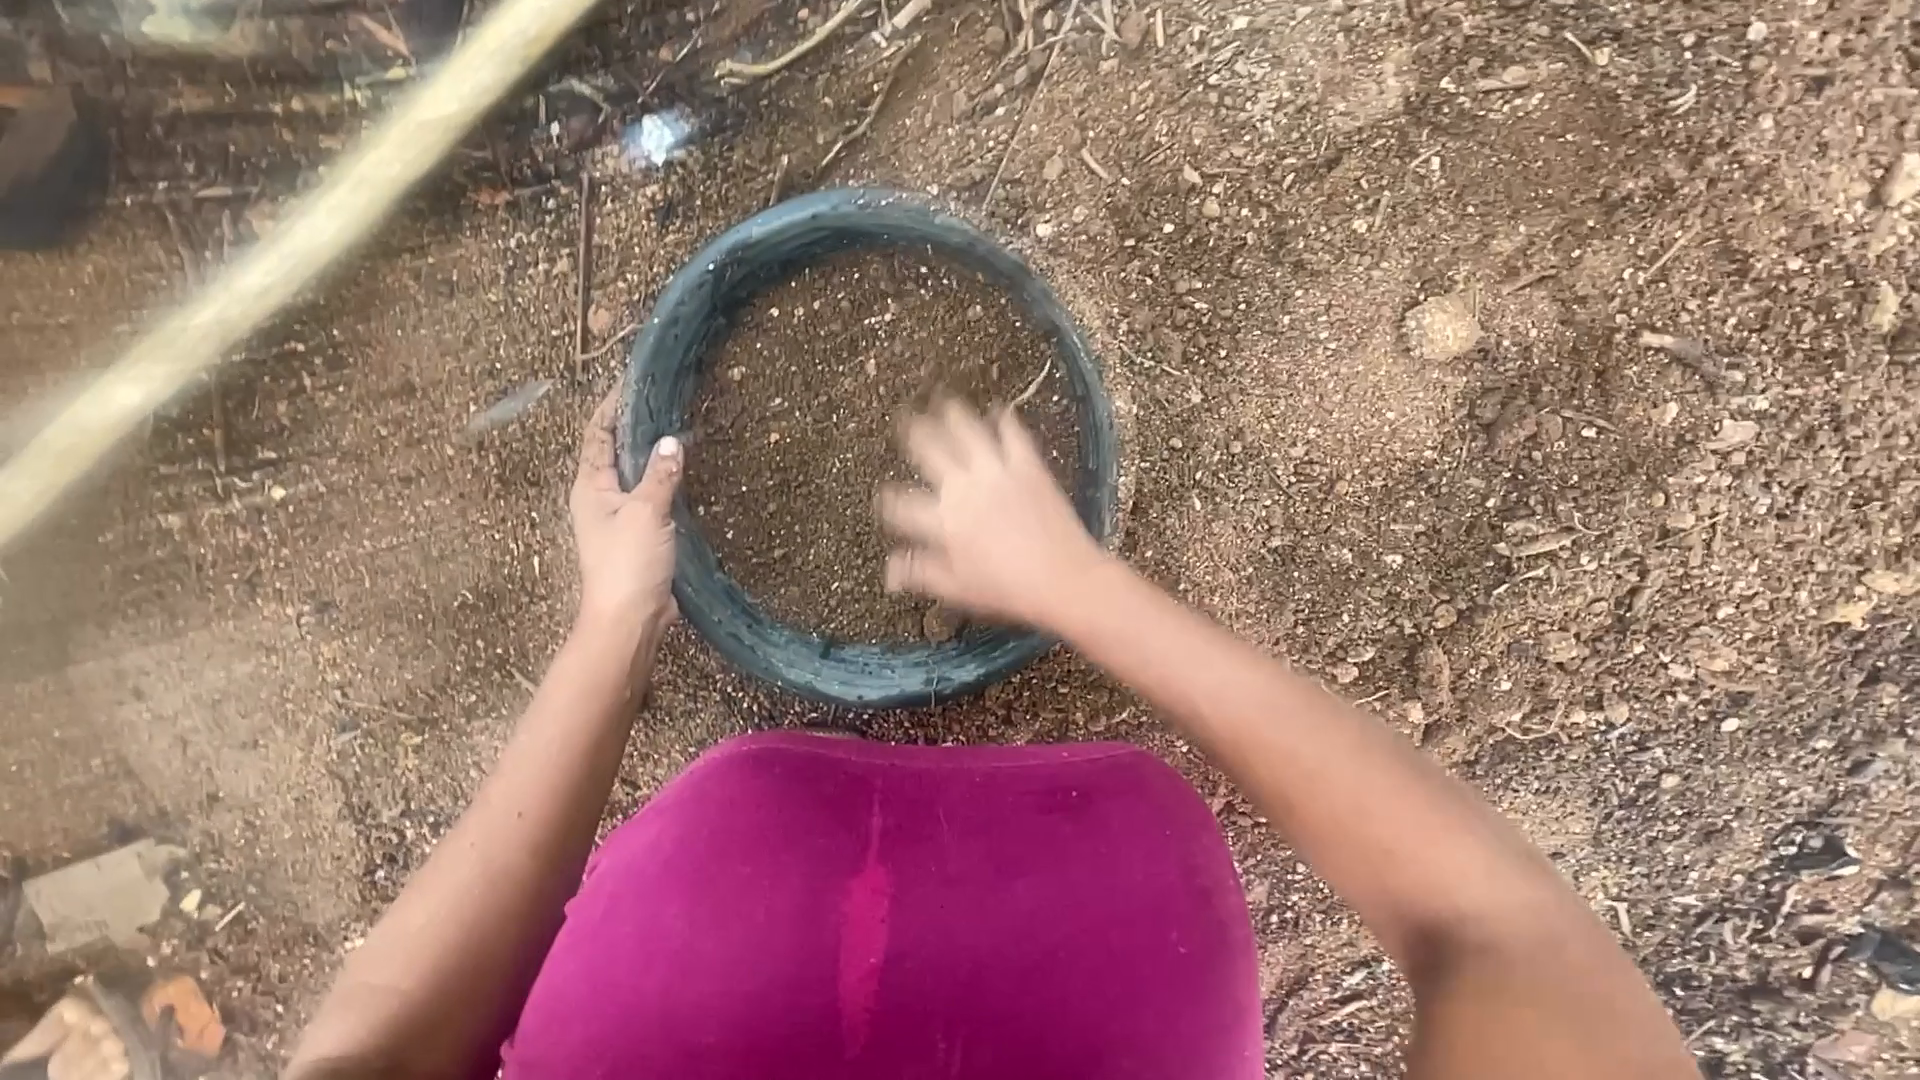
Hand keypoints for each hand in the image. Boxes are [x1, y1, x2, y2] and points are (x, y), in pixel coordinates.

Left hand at [570, 389, 681, 641]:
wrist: (629, 618)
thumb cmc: (627, 563)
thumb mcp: (646, 512)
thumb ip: (660, 475)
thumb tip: (672, 441)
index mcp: (590, 486)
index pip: (598, 434)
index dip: (613, 406)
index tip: (633, 381)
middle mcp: (600, 498)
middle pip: (614, 451)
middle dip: (634, 425)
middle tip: (663, 400)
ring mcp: (618, 518)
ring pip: (634, 475)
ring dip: (651, 454)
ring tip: (677, 428)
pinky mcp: (639, 536)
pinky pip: (650, 498)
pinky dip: (664, 481)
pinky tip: (684, 475)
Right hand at [878, 400, 1108, 631]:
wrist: (1062, 578)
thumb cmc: (1007, 589)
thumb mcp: (957, 587)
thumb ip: (922, 573)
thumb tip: (890, 572)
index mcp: (943, 522)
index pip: (904, 505)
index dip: (890, 500)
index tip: (885, 495)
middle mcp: (964, 489)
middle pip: (931, 452)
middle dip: (915, 434)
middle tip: (906, 420)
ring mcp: (997, 473)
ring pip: (968, 434)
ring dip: (954, 417)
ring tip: (945, 402)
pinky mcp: (1028, 468)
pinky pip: (1013, 436)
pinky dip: (1005, 421)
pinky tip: (1001, 411)